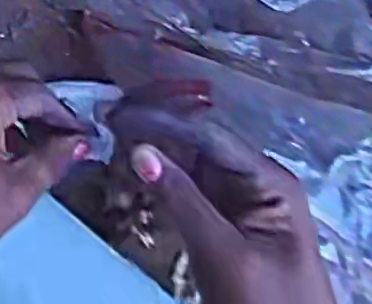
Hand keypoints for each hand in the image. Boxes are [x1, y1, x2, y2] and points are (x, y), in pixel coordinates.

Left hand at [0, 63, 89, 302]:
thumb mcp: (17, 190)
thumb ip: (53, 158)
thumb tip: (79, 142)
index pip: (40, 93)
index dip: (67, 117)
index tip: (87, 136)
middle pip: (22, 74)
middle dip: (47, 104)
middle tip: (69, 138)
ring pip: (3, 79)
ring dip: (25, 104)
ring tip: (46, 144)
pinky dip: (4, 107)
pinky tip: (16, 142)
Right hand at [111, 100, 334, 303]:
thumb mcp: (224, 257)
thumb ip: (181, 199)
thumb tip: (138, 149)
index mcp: (268, 179)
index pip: (205, 133)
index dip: (159, 120)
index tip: (115, 113)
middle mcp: (254, 179)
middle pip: (193, 143)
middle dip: (150, 135)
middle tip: (104, 127)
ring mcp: (239, 202)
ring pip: (185, 164)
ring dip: (150, 159)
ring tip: (110, 152)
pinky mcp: (224, 224)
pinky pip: (186, 191)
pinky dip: (157, 185)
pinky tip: (128, 179)